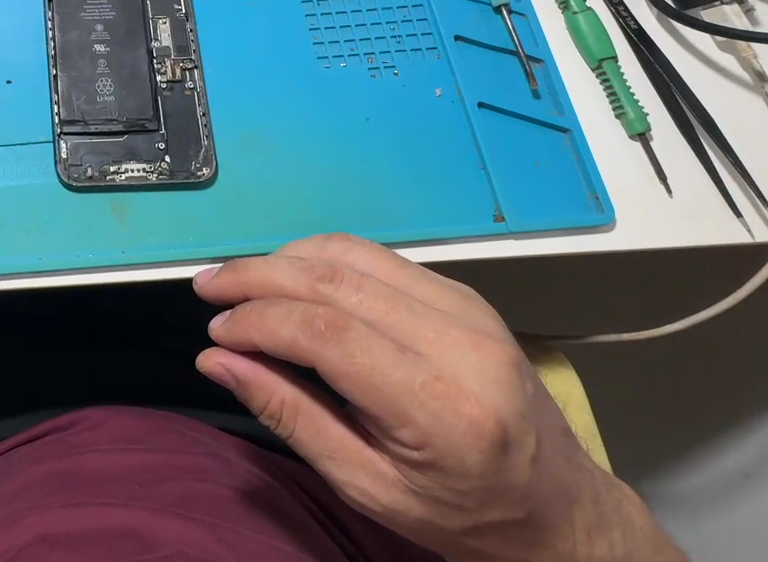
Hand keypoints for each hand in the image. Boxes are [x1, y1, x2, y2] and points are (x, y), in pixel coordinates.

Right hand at [194, 235, 683, 561]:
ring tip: (239, 282)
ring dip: (281, 259)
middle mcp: (459, 342)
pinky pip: (372, 256)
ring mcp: (466, 307)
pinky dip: (316, 259)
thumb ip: (288, 414)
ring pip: (349, 253)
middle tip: (207, 287)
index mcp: (442, 408)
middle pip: (332, 280)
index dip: (259, 321)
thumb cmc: (459, 514)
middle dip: (256, 275)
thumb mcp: (366, 486)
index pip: (327, 333)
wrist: (560, 508)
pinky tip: (288, 279)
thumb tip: (215, 358)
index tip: (217, 332)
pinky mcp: (461, 292)